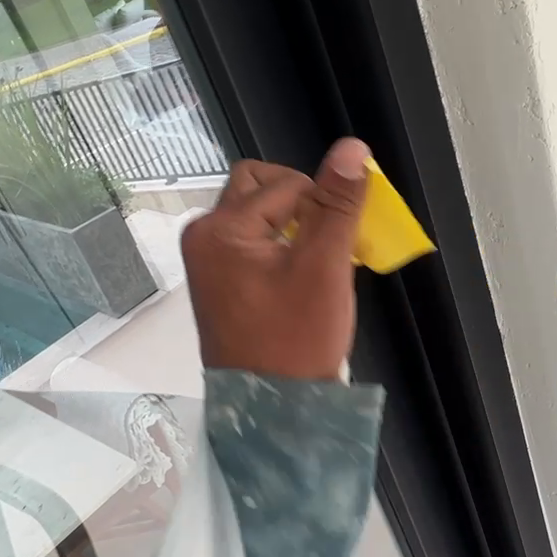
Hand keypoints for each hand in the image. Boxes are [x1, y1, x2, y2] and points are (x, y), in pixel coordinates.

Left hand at [183, 139, 370, 379]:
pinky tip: (306, 276)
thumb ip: (338, 204)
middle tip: (330, 238)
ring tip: (321, 261)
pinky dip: (285, 246)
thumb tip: (352, 147)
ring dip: (297, 224)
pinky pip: (255, 240)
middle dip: (304, 202)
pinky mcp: (221, 280)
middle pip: (262, 187)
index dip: (324, 203)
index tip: (346, 239)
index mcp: (220, 229)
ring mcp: (209, 260)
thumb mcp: (324, 266)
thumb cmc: (297, 339)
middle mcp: (204, 237)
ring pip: (261, 213)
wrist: (274, 409)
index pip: (286, 184)